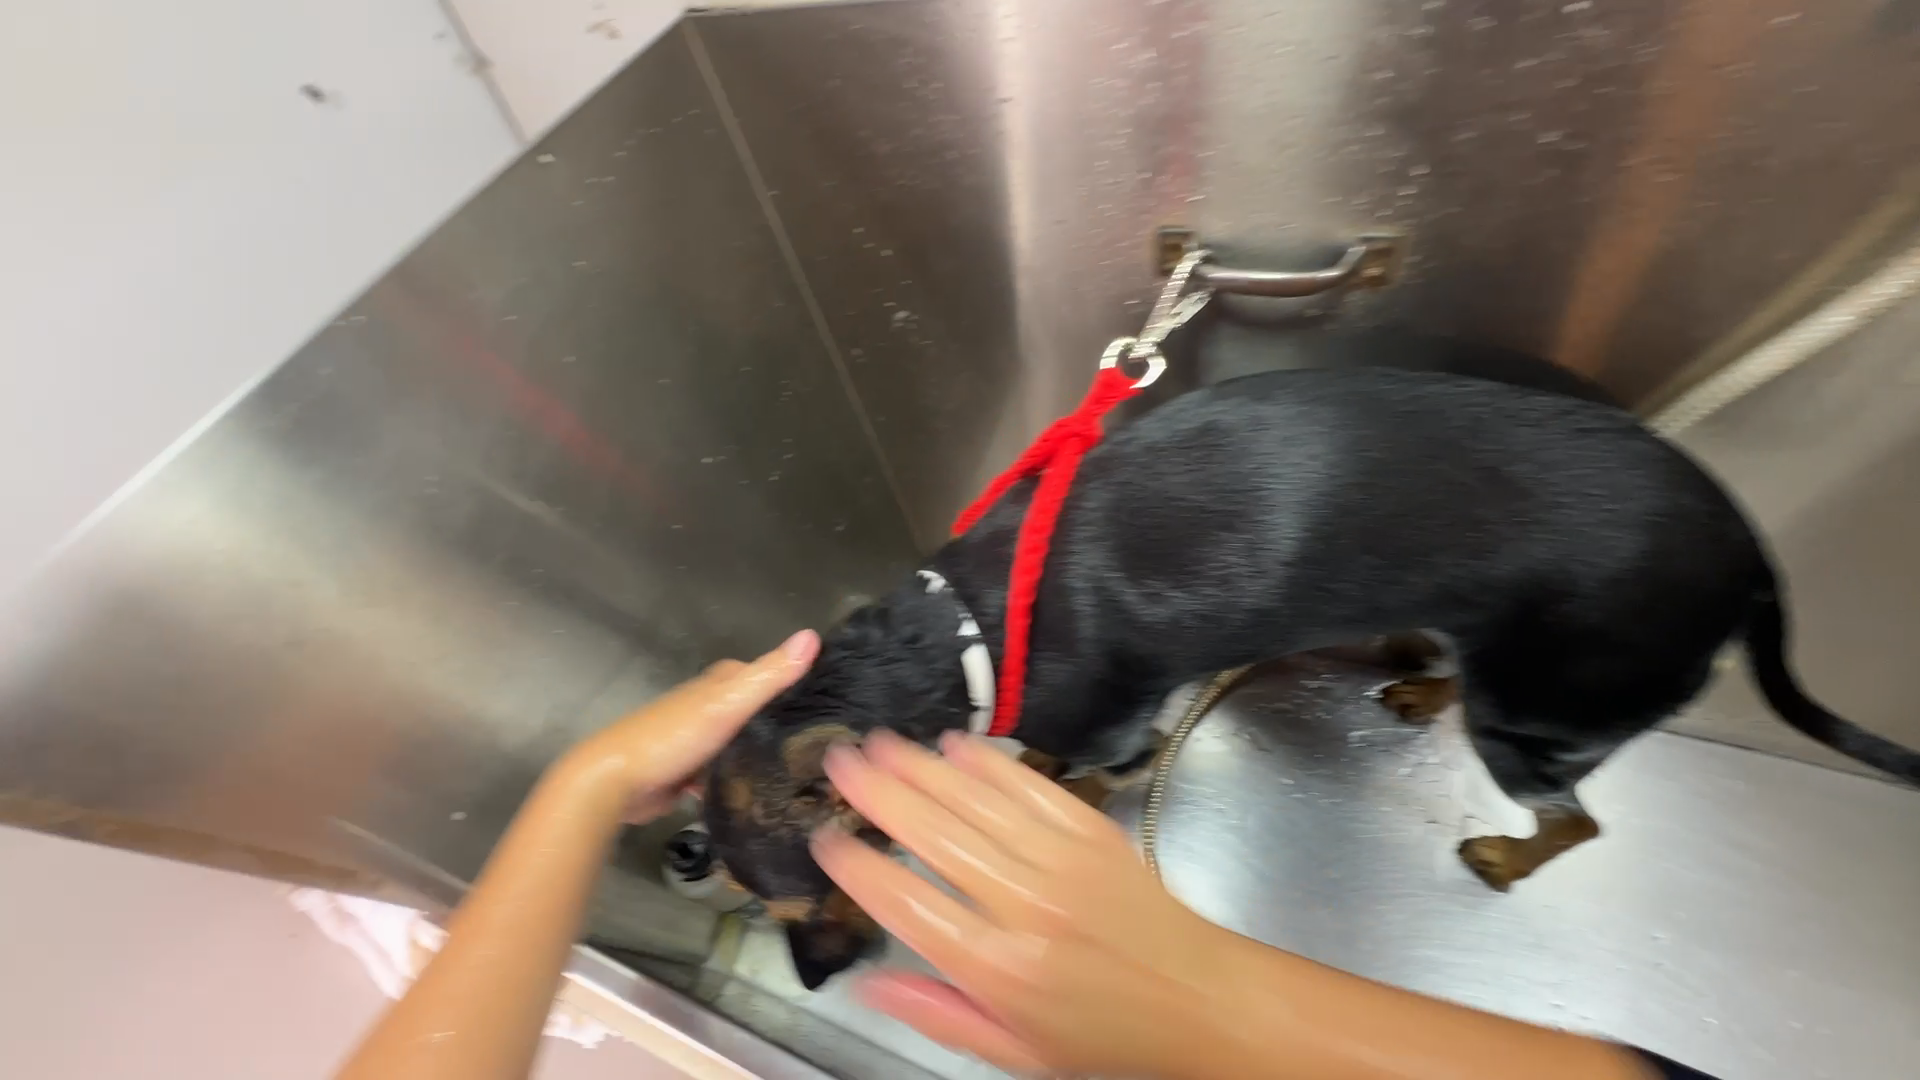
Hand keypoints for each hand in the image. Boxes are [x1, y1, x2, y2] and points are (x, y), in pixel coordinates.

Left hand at [564, 629, 818, 822]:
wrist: (615, 783)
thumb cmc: (674, 735)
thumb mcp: (729, 702)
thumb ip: (770, 675)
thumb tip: (813, 635)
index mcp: (723, 680)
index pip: (773, 675)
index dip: (801, 685)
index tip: (835, 705)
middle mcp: (713, 703)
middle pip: (762, 711)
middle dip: (787, 724)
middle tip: (827, 746)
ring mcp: (703, 737)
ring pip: (748, 742)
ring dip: (767, 753)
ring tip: (807, 772)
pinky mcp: (693, 770)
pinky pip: (730, 770)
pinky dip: (744, 778)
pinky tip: (768, 793)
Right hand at [811, 729, 1236, 1077]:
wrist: (1195, 996)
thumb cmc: (1098, 1031)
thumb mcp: (1013, 1050)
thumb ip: (935, 1012)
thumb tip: (865, 979)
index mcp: (1000, 968)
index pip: (908, 906)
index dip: (860, 867)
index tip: (825, 837)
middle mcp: (1025, 904)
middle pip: (935, 835)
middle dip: (879, 792)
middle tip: (840, 759)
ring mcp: (1061, 857)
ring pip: (975, 800)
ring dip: (922, 766)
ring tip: (881, 742)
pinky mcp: (1090, 827)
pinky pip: (1028, 784)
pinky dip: (987, 761)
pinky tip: (953, 743)